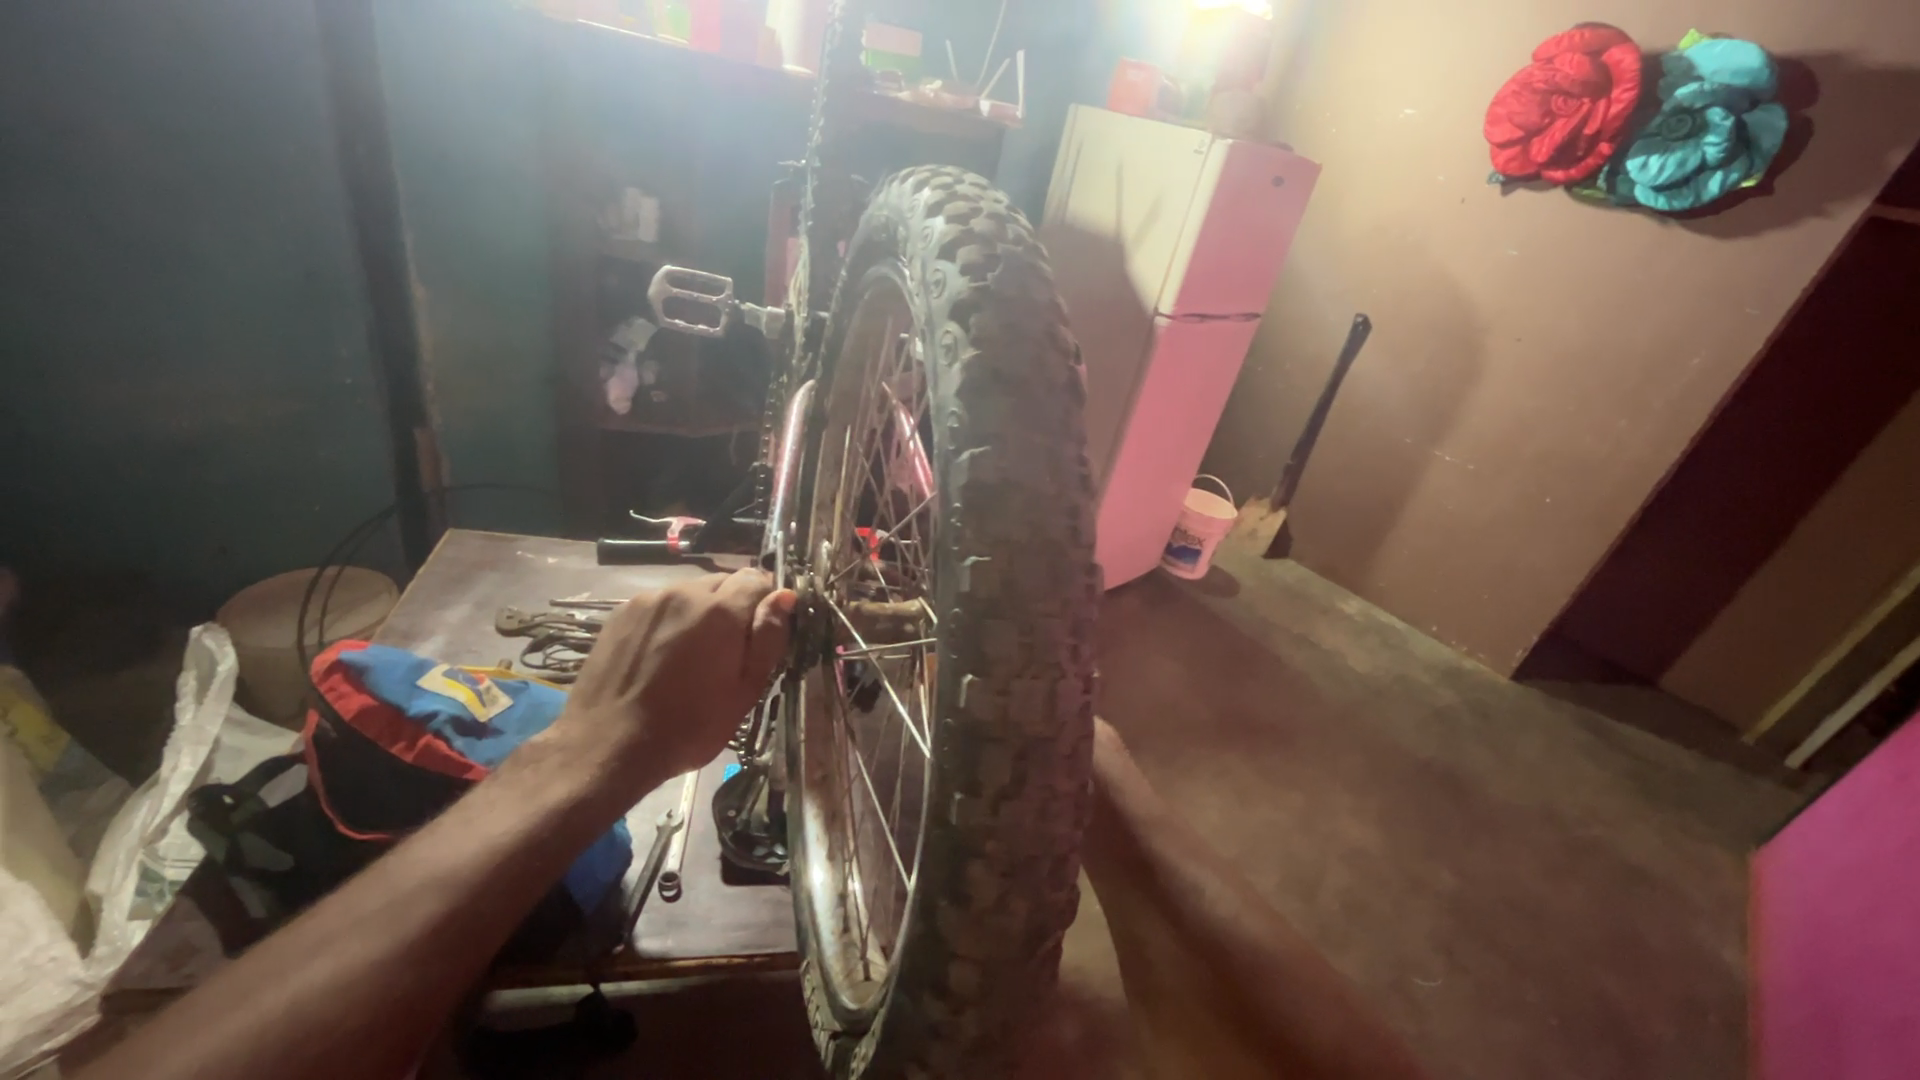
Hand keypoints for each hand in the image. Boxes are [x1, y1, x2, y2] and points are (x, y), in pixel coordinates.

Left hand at [545, 569, 795, 798]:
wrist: (607, 746)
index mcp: (720, 611)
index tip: (761, 631)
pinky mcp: (621, 613)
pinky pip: (660, 605)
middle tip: (728, 650)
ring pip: (690, 593)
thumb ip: (768, 638)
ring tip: (691, 656)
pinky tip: (662, 656)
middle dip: (732, 607)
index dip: (765, 602)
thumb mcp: (745, 691)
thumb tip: (785, 597)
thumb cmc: (688, 727)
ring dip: (700, 613)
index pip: (757, 579)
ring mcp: (648, 600)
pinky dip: (670, 620)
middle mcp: (684, 592)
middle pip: (722, 583)